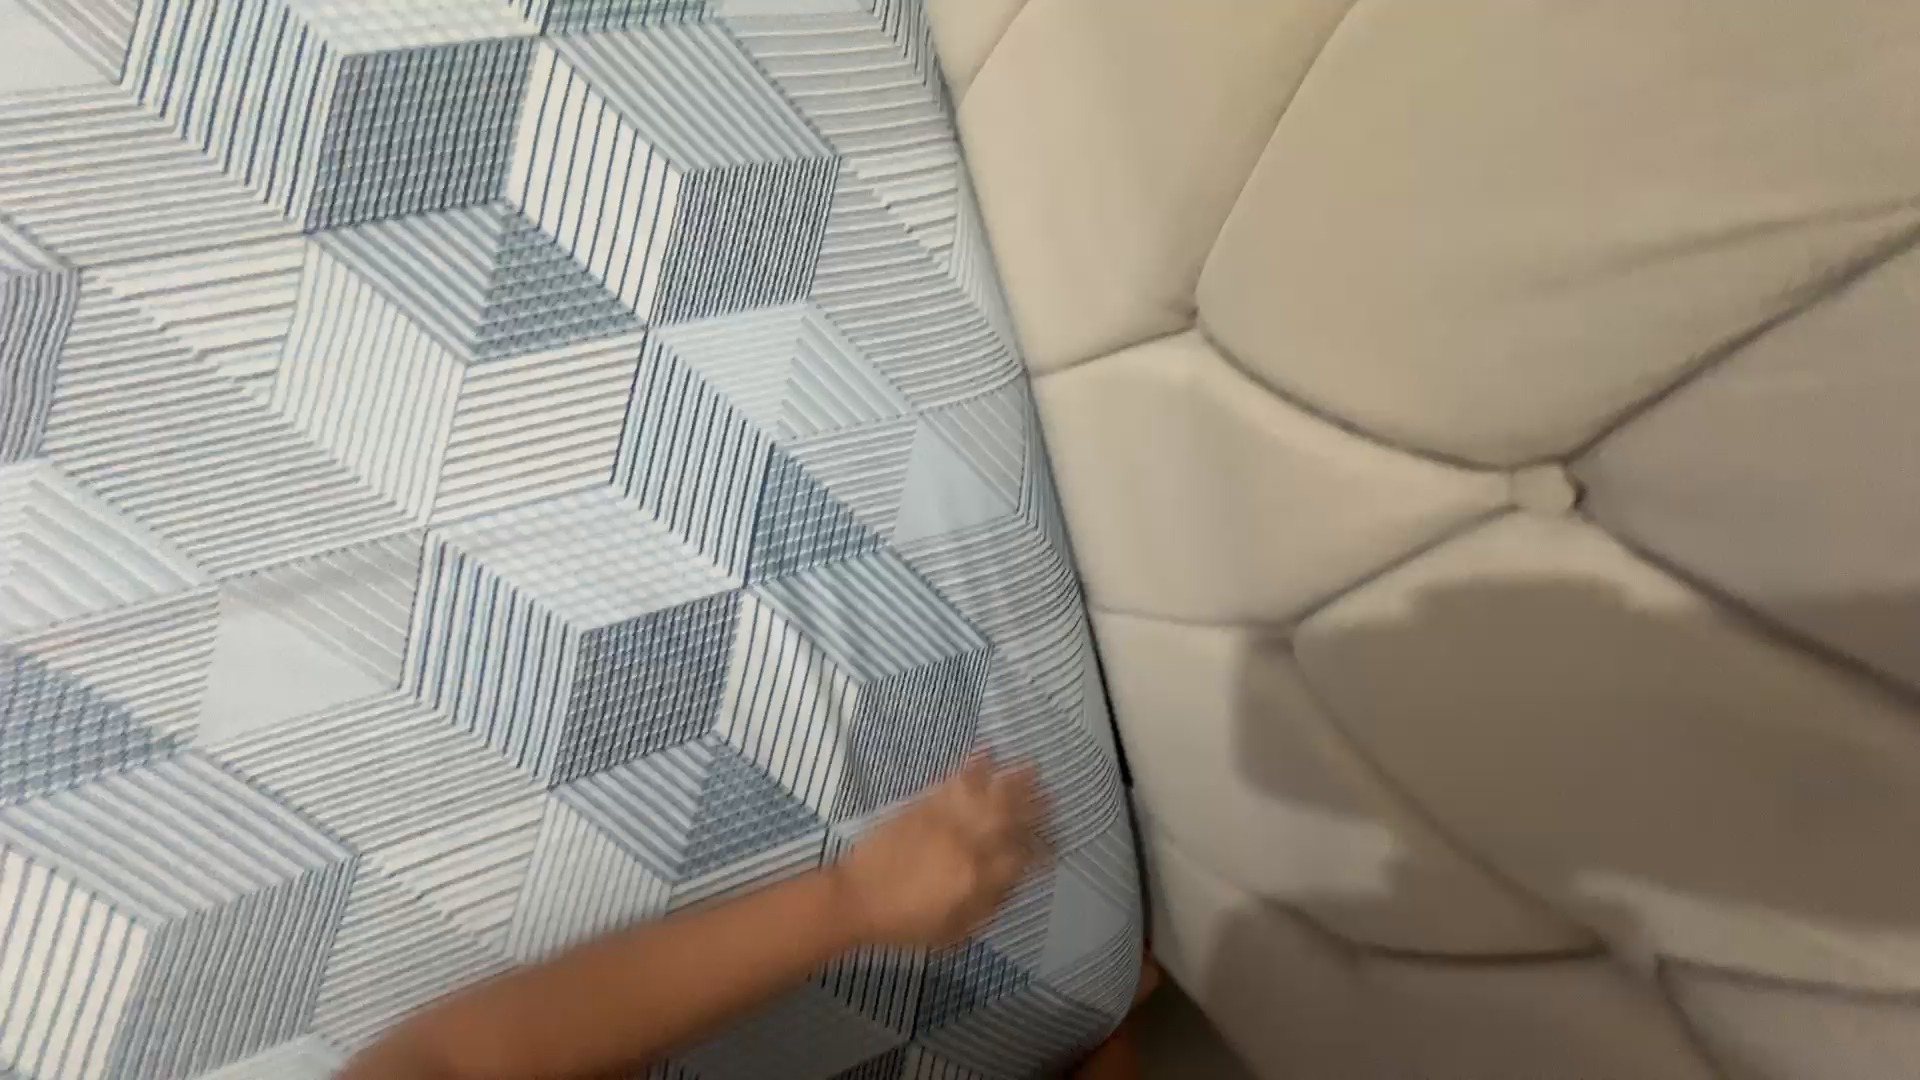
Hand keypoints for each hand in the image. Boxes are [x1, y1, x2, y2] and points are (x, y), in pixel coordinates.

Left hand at [831, 757, 1045, 948]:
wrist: (858, 897)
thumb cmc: (906, 922)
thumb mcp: (954, 930)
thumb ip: (988, 904)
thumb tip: (1012, 882)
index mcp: (978, 877)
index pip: (1020, 857)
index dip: (1041, 848)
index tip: (1055, 841)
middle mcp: (968, 843)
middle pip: (1010, 817)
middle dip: (1035, 804)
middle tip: (1053, 793)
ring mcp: (946, 819)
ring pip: (987, 793)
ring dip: (1012, 779)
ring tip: (1031, 765)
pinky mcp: (925, 804)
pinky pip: (955, 781)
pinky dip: (973, 765)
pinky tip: (986, 752)